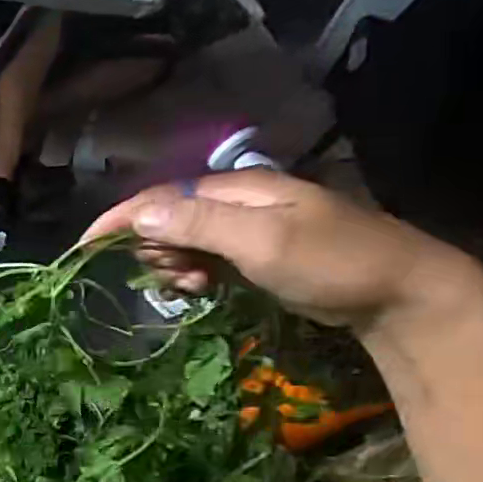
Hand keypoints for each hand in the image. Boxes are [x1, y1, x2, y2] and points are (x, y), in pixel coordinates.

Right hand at [81, 170, 482, 331]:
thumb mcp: (262, 242)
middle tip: (167, 278)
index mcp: (238, 188)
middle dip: (151, 247)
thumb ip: (199, 224)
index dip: (118, 218)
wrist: (400, 292)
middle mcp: (237, 201)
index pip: (162, 196)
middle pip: (167, 216)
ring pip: (182, 239)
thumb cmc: (332, 262)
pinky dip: (191, 273)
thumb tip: (139, 213)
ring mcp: (246, 227)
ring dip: (171, 264)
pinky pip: (202, 257)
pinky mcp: (253, 252)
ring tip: (189, 287)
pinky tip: (201, 289)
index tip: (81, 247)